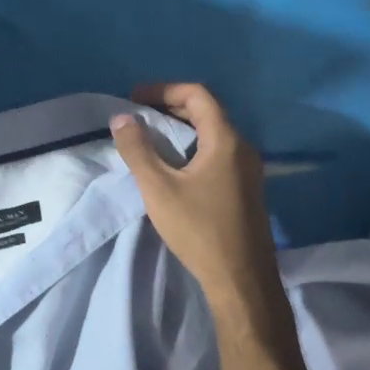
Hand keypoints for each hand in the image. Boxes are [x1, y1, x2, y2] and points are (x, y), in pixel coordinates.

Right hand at [109, 83, 280, 297]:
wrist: (241, 280)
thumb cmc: (199, 229)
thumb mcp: (158, 188)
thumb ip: (138, 149)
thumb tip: (122, 118)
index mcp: (225, 141)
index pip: (198, 95)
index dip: (164, 89)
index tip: (134, 98)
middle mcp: (242, 148)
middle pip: (207, 111)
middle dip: (170, 105)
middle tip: (137, 113)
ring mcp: (247, 170)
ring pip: (212, 133)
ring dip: (180, 127)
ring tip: (149, 136)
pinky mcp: (244, 189)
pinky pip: (216, 152)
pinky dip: (191, 146)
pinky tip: (172, 164)